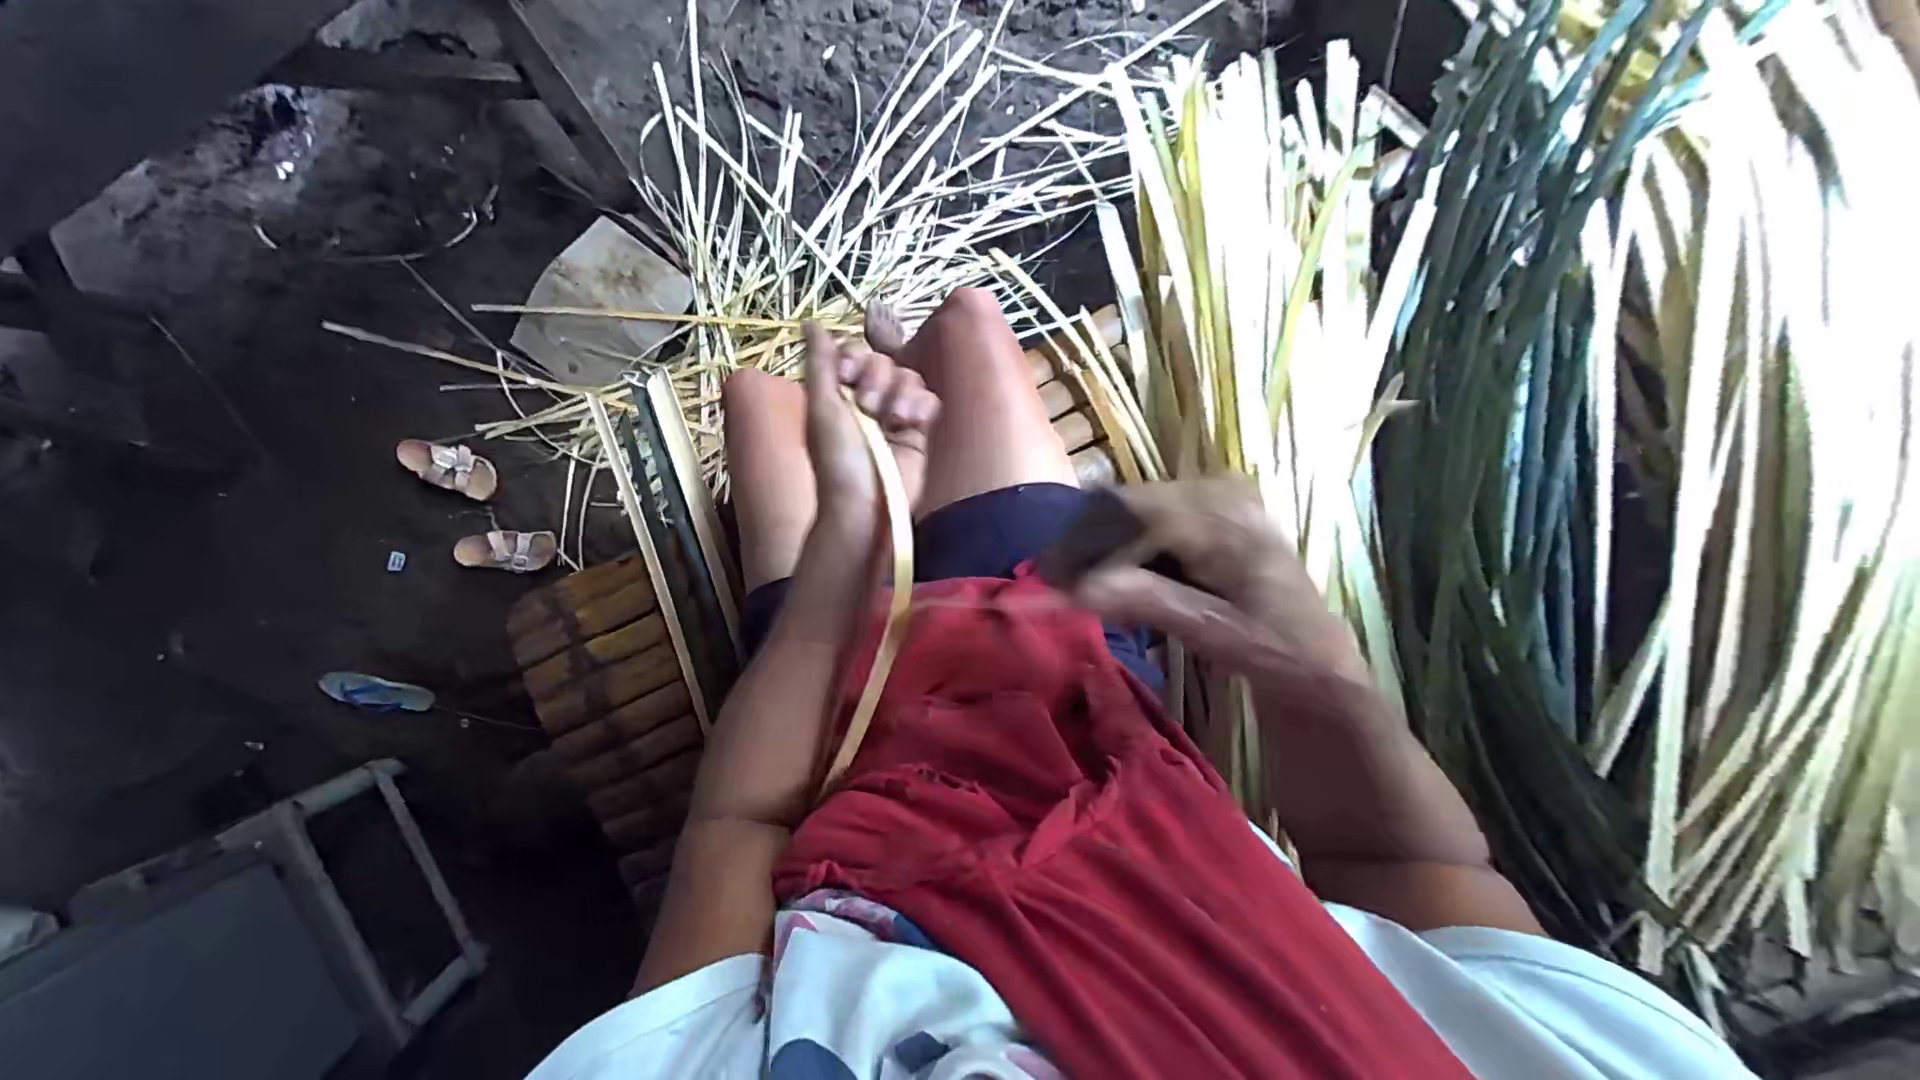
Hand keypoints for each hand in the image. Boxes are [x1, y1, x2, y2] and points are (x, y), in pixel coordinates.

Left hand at [801, 321, 939, 536]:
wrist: (867, 505)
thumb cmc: (837, 459)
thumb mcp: (822, 406)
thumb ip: (820, 362)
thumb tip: (811, 322)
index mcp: (839, 394)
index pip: (856, 353)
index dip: (855, 357)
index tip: (846, 374)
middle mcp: (868, 401)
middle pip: (884, 362)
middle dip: (878, 378)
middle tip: (868, 406)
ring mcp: (896, 416)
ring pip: (909, 378)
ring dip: (901, 393)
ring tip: (893, 419)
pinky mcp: (920, 432)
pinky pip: (929, 400)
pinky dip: (922, 406)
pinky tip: (911, 422)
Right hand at [1072, 479, 1372, 696]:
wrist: (1318, 668)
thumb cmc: (1276, 651)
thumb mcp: (1211, 629)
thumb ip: (1145, 600)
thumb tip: (1073, 589)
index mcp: (1227, 515)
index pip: (1134, 513)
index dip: (1085, 543)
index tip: (1049, 578)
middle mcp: (1219, 494)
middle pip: (1127, 508)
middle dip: (1087, 547)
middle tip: (1056, 587)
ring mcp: (1213, 503)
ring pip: (1131, 516)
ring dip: (1101, 552)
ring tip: (1081, 592)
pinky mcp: (1206, 521)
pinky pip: (1146, 528)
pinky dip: (1124, 556)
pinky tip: (1116, 586)